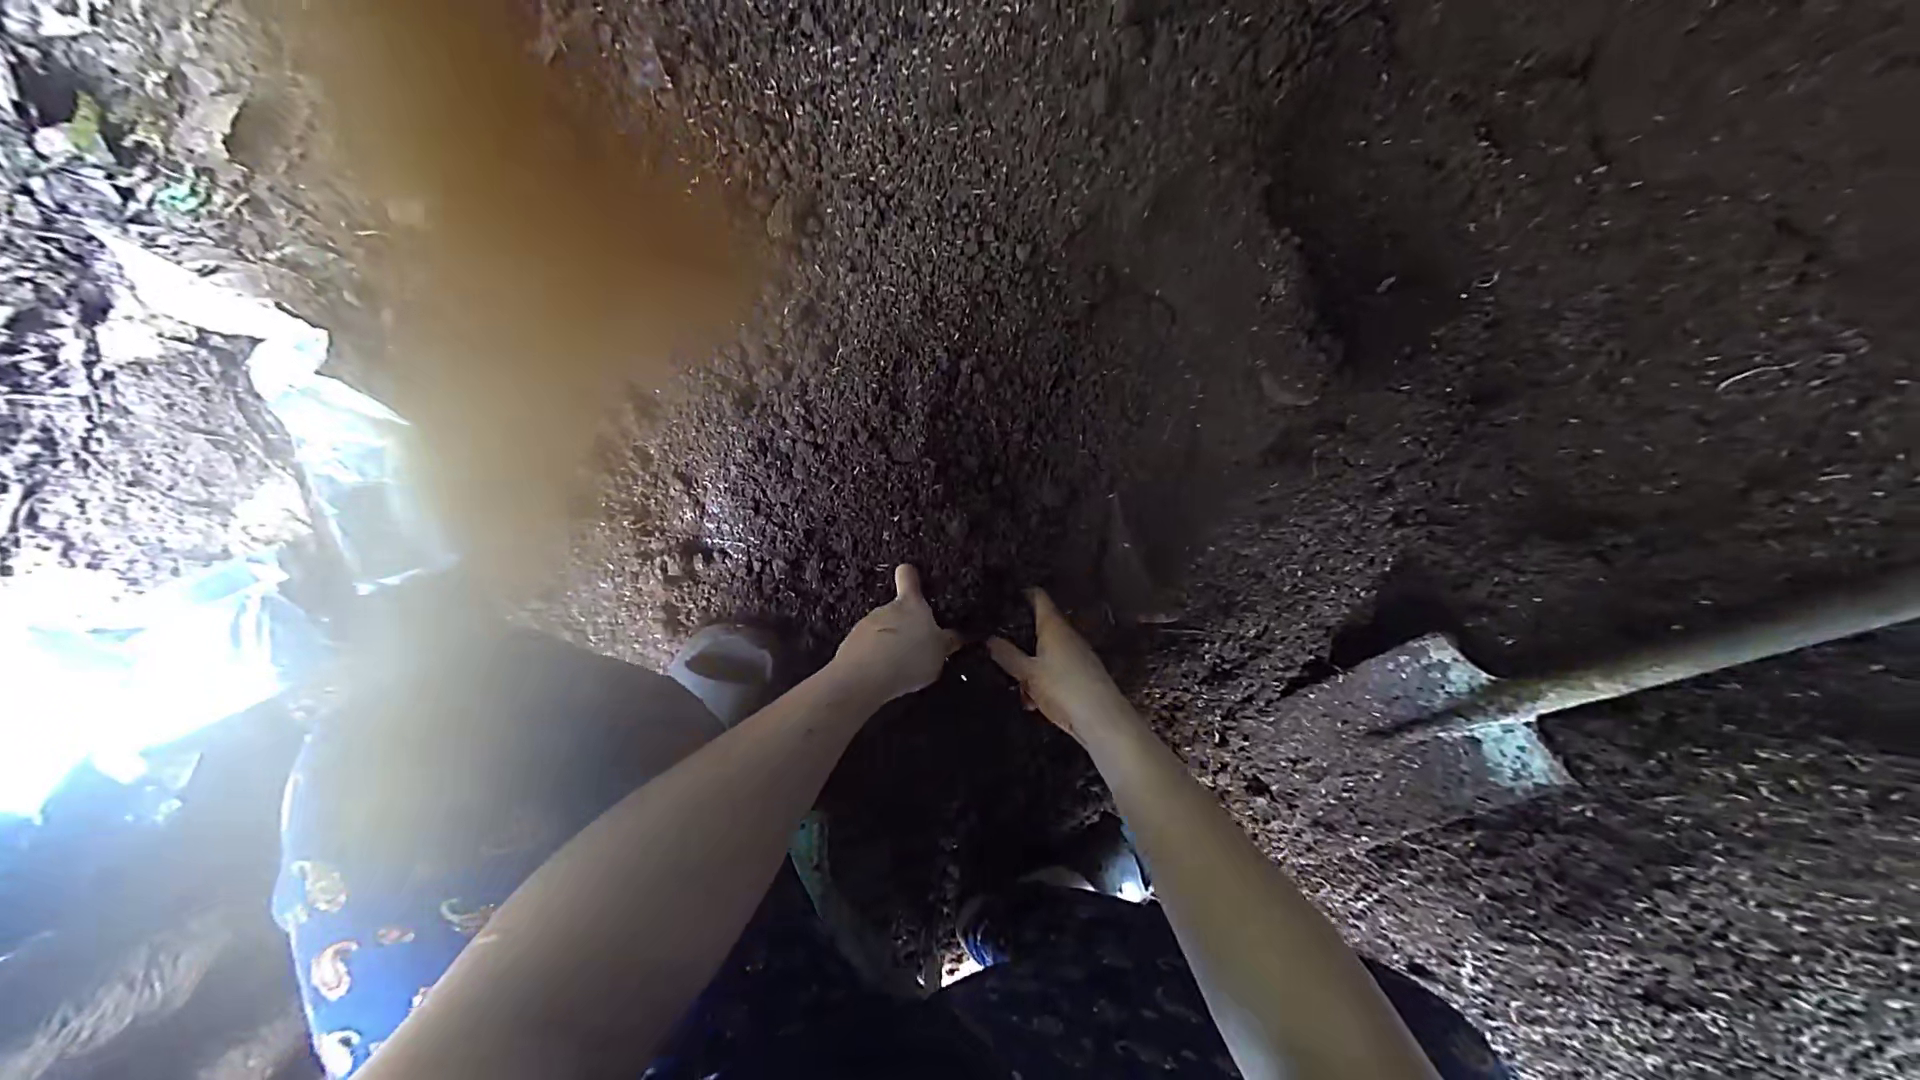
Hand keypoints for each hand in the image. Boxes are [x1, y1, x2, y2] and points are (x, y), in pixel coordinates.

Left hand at [831, 565, 963, 701]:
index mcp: (911, 605)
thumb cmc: (910, 658)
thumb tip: (955, 636)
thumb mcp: (940, 652)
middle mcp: (887, 608)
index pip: (908, 576)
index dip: (909, 574)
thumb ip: (946, 642)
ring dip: (888, 644)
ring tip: (898, 668)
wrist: (865, 677)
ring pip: (881, 631)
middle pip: (896, 610)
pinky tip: (881, 676)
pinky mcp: (850, 645)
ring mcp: (865, 625)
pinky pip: (866, 649)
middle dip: (903, 626)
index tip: (910, 574)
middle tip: (914, 648)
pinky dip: (873, 659)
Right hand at [989, 589, 1135, 741]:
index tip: (1001, 598)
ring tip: (1021, 690)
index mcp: (1054, 626)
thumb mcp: (1027, 674)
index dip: (1021, 593)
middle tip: (999, 652)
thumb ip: (1007, 655)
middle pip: (1039, 628)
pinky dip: (1043, 681)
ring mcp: (1077, 653)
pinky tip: (1035, 701)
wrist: (1102, 719)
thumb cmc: (1064, 688)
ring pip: (1045, 653)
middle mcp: (1067, 634)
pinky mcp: (1082, 673)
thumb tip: (990, 639)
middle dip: (1019, 642)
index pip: (1037, 597)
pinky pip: (1055, 669)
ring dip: (1030, 668)